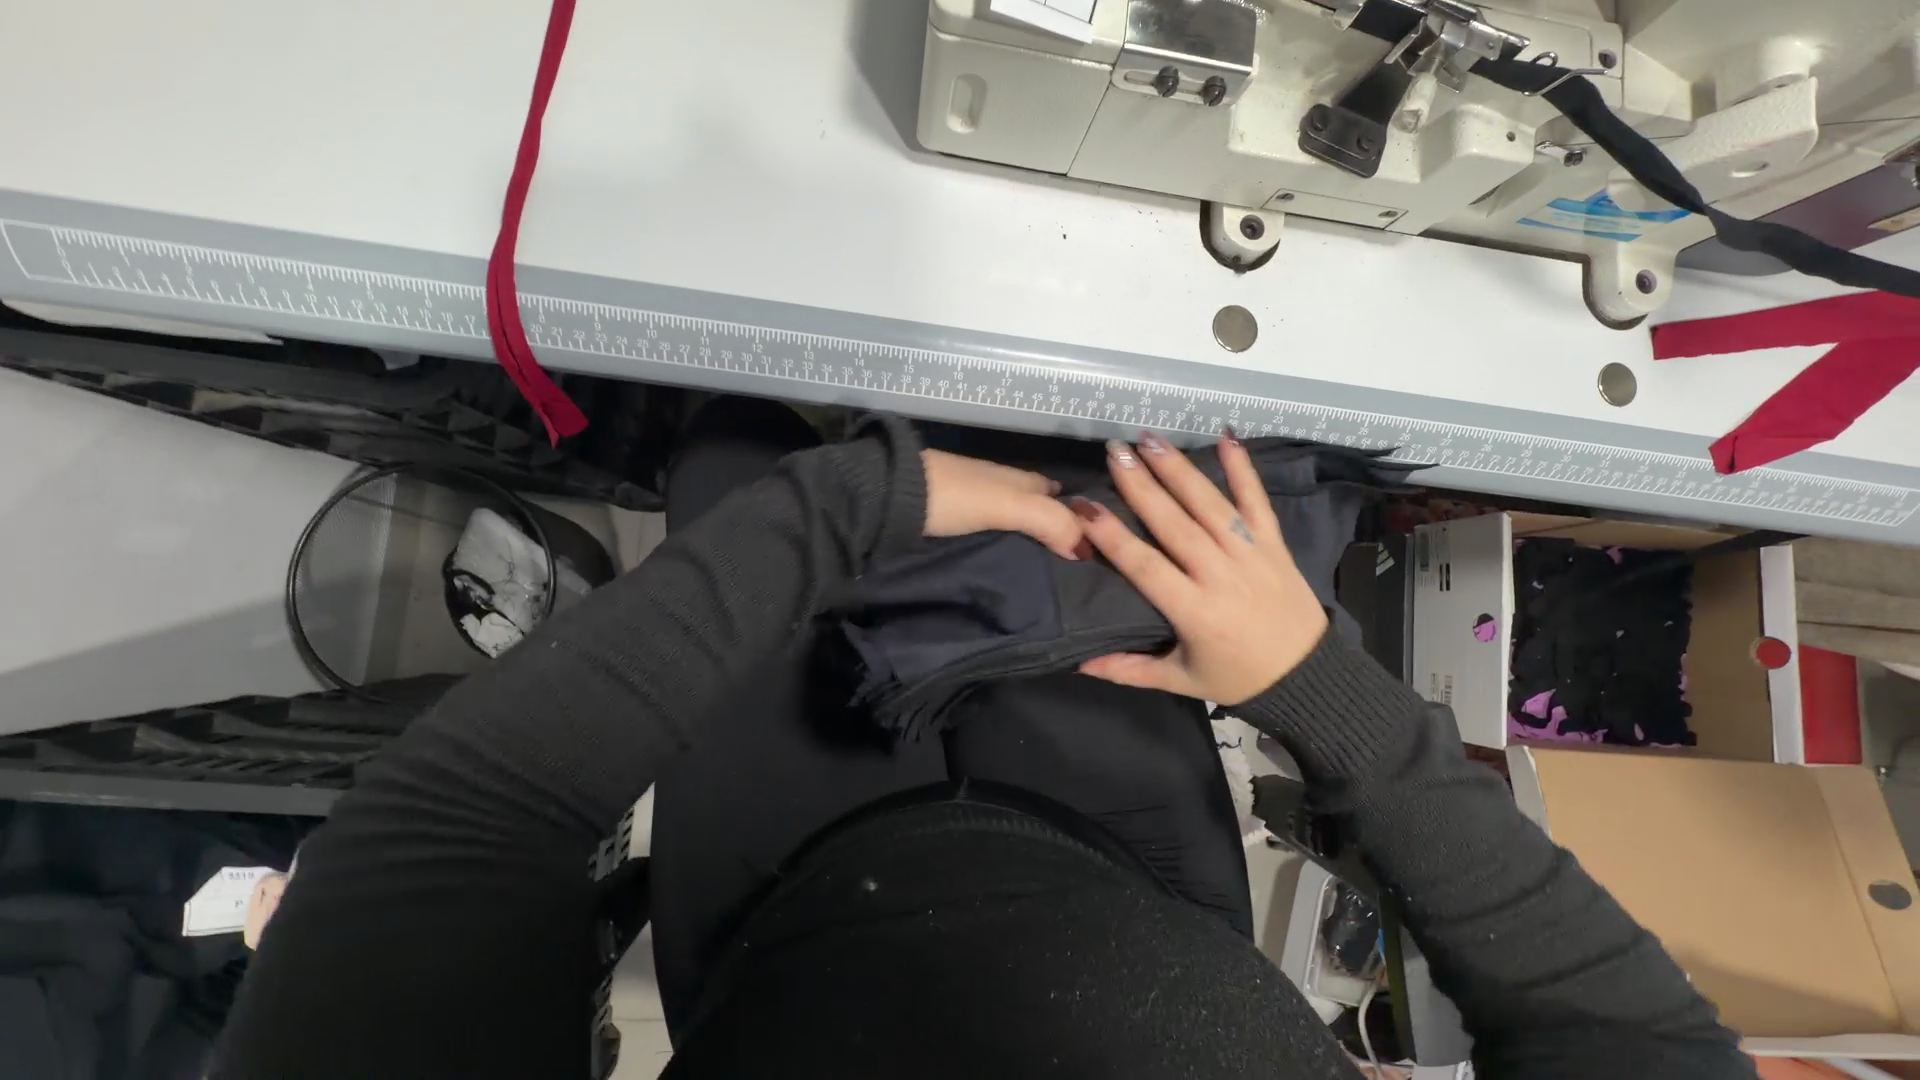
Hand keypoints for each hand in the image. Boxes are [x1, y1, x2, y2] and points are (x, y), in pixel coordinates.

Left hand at [922, 449, 1082, 558]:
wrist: (888, 495)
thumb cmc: (952, 496)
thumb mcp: (1006, 506)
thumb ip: (1046, 521)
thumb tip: (1084, 550)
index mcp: (1012, 476)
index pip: (1051, 490)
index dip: (1072, 509)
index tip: (1091, 537)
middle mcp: (993, 482)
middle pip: (1028, 499)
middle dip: (1047, 519)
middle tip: (1065, 555)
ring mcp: (965, 497)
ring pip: (1004, 511)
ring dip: (1021, 529)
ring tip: (1038, 561)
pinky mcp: (942, 514)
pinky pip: (980, 525)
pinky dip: (995, 536)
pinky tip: (997, 552)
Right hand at [1073, 432, 1327, 704]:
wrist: (1308, 678)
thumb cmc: (1237, 677)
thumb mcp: (1180, 680)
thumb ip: (1129, 669)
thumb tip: (1078, 663)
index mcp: (1195, 611)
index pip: (1145, 566)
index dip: (1113, 536)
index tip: (1084, 507)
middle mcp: (1221, 575)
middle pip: (1176, 524)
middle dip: (1143, 486)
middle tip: (1115, 453)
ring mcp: (1251, 555)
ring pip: (1211, 505)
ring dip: (1180, 470)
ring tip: (1150, 440)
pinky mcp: (1274, 544)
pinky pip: (1257, 501)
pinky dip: (1243, 469)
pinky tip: (1226, 437)